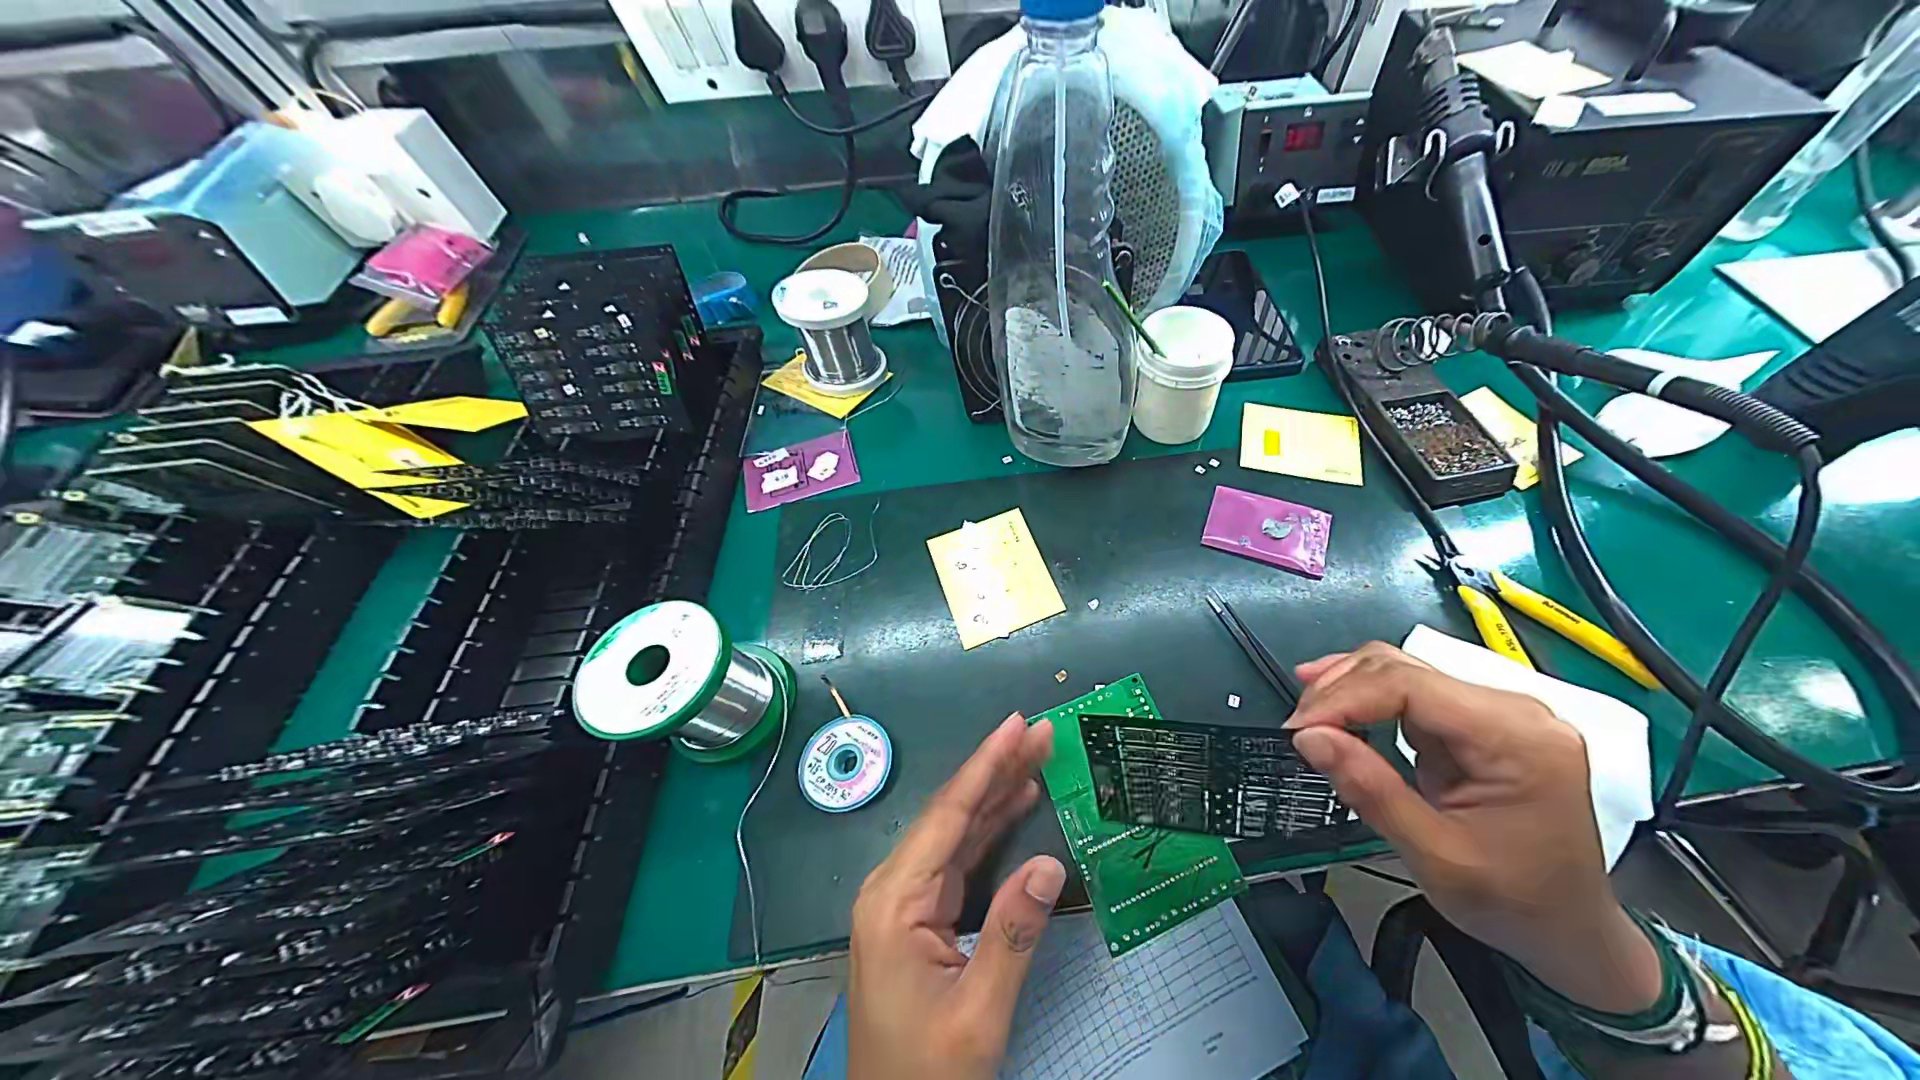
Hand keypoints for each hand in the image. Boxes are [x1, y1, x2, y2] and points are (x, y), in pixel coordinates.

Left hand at [849, 712, 1066, 1079]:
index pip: (948, 816)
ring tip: (1034, 759)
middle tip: (1039, 735)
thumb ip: (1012, 934)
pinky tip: (1014, 807)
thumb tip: (1048, 864)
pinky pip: (958, 859)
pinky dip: (988, 831)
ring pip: (956, 832)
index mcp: (895, 899)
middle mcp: (894, 887)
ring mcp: (905, 900)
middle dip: (996, 770)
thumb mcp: (977, 1012)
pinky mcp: (919, 916)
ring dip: (996, 795)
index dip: (985, 766)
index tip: (1015, 726)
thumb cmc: (926, 1072)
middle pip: (952, 814)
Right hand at [1286, 642, 1661, 1014]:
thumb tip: (1308, 738)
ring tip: (1307, 718)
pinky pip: (1407, 691)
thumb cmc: (1513, 902)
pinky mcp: (1475, 720)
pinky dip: (1363, 697)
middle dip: (1339, 690)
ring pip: (1399, 670)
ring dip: (1345, 688)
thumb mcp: (1436, 858)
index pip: (1410, 686)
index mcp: (1518, 738)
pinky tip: (1332, 706)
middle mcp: (1513, 709)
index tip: (1298, 731)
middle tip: (1298, 730)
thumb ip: (1372, 791)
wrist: (1569, 931)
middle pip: (1402, 668)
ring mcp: (1495, 711)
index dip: (1344, 698)